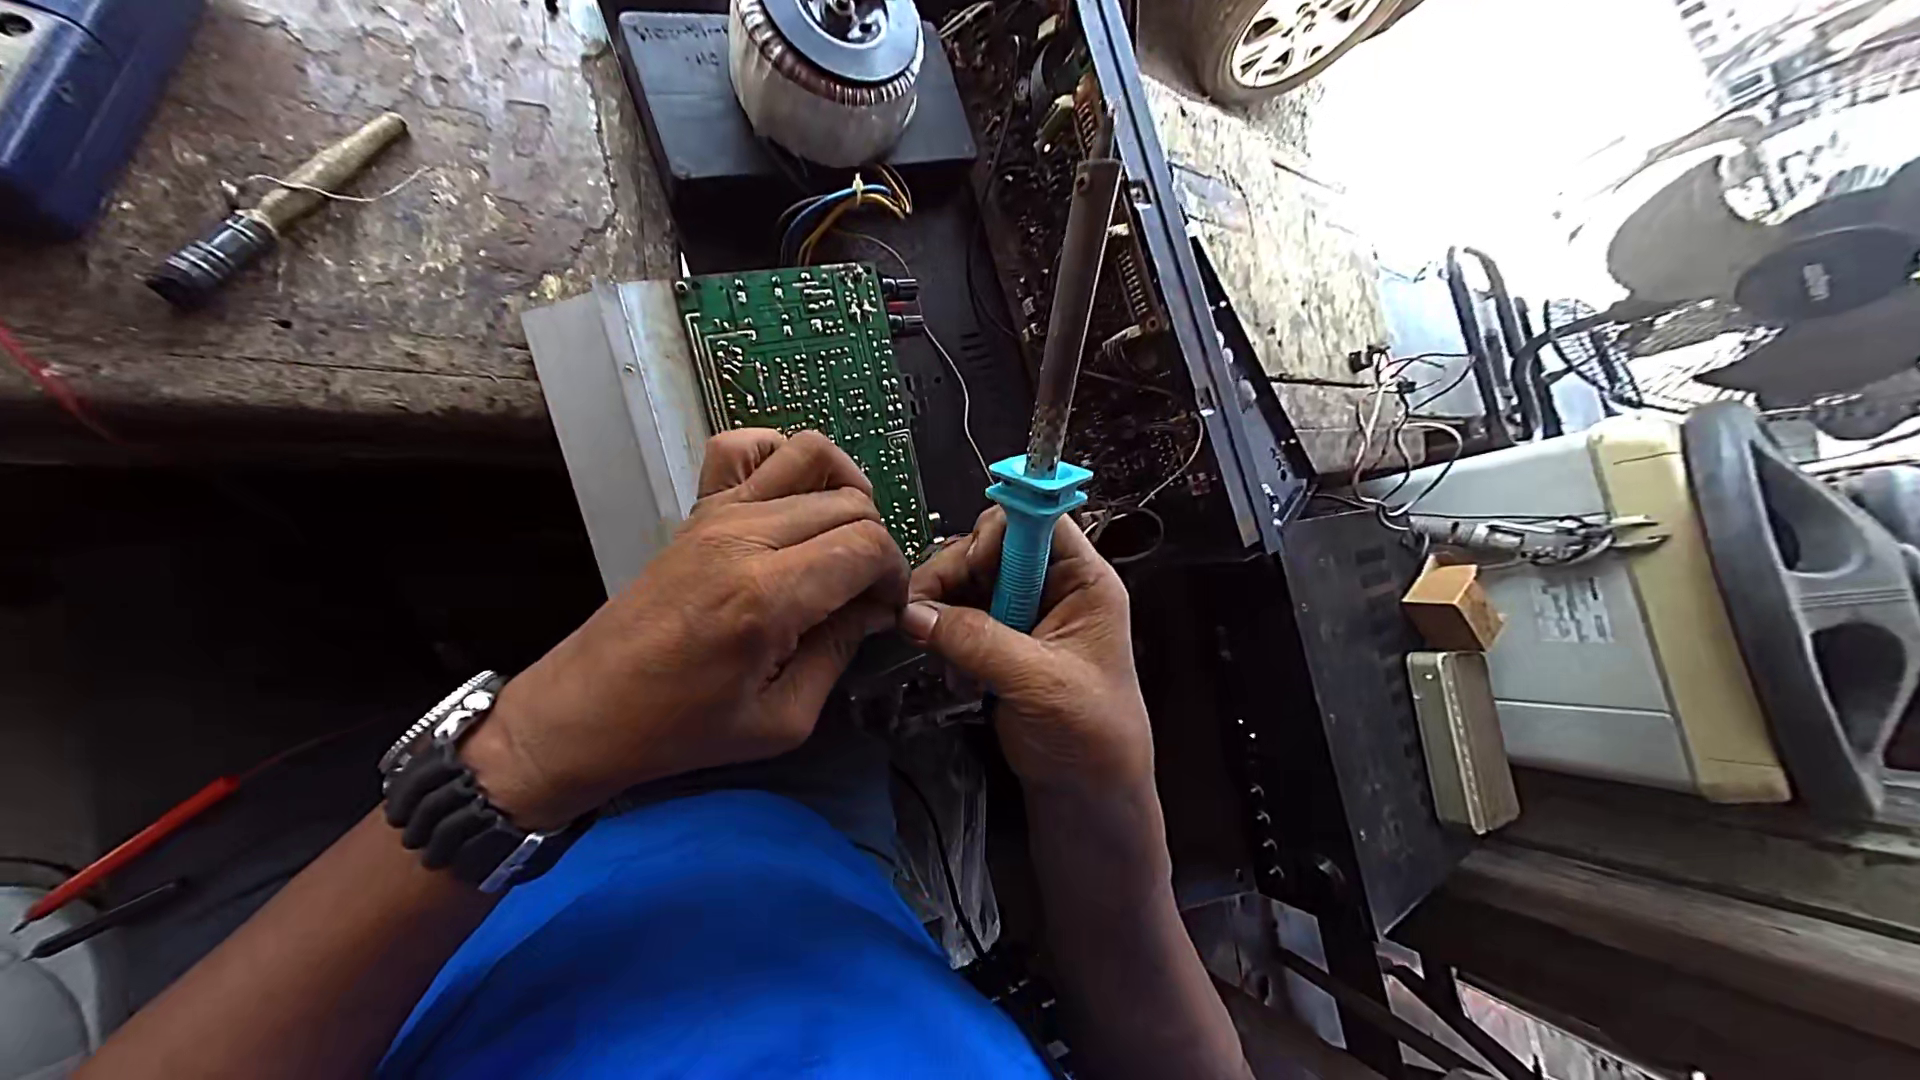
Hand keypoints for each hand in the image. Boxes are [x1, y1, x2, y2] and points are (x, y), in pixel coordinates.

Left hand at [466, 429, 908, 827]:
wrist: (586, 711)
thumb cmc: (682, 728)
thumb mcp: (784, 718)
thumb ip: (840, 651)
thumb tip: (874, 607)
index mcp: (767, 595)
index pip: (867, 546)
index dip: (894, 575)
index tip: (884, 609)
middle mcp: (745, 536)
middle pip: (850, 502)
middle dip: (877, 544)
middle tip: (863, 590)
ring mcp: (717, 513)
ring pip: (811, 456)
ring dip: (846, 490)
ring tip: (841, 537)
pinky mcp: (697, 510)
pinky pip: (742, 446)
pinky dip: (779, 455)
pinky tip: (792, 498)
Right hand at [900, 508, 1152, 798]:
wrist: (1087, 791)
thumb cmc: (1089, 734)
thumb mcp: (1039, 680)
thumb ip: (978, 640)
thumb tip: (915, 613)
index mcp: (1082, 580)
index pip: (1039, 521)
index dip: (1000, 530)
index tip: (971, 566)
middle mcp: (1050, 586)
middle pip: (990, 547)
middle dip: (955, 574)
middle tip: (926, 611)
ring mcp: (1022, 612)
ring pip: (967, 580)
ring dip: (944, 608)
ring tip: (936, 647)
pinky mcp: (998, 639)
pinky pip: (959, 615)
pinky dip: (943, 633)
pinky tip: (950, 667)